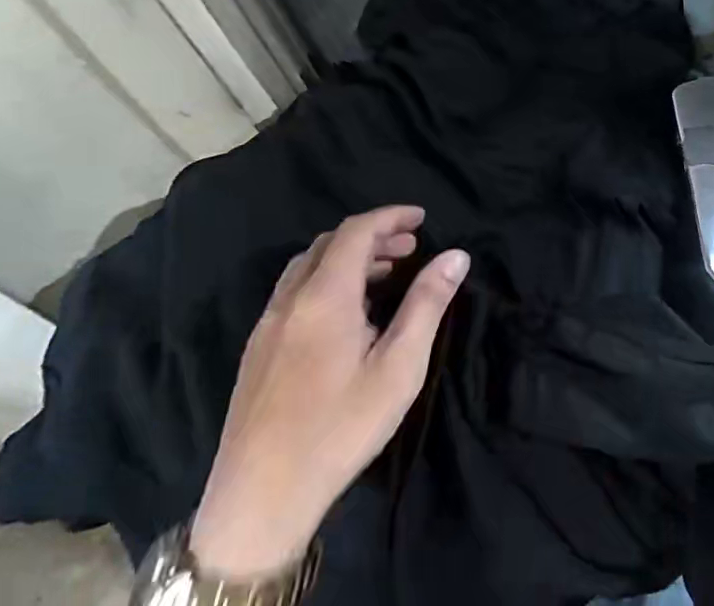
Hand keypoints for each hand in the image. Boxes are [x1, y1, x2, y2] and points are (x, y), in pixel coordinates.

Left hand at [189, 206, 468, 580]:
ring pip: (308, 267)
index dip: (390, 217)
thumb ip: (426, 305)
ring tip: (385, 275)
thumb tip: (456, 256)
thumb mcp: (398, 368)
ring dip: (348, 258)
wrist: (260, 497)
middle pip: (330, 243)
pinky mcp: (257, 349)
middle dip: (372, 236)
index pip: (356, 231)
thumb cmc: (340, 428)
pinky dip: (326, 280)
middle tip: (410, 248)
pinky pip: (294, 291)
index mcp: (324, 296)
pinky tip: (346, 314)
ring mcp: (267, 324)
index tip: (421, 218)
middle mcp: (290, 299)